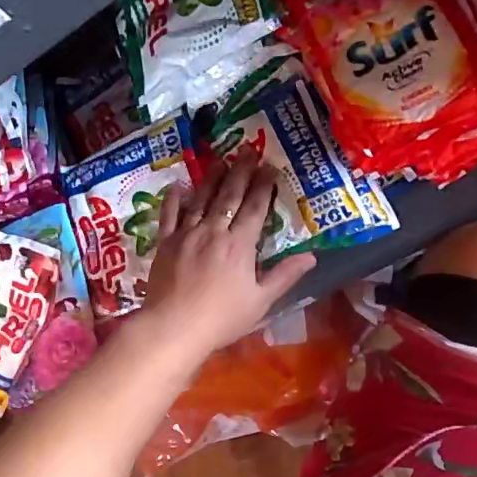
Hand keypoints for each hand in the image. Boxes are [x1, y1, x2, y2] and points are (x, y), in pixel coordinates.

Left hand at [139, 156, 317, 358]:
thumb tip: (312, 256)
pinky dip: (174, 200)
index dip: (264, 186)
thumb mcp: (260, 301)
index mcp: (240, 245)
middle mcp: (214, 231)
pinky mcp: (164, 244)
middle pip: (229, 196)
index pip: (255, 208)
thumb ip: (284, 276)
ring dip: (211, 179)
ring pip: (201, 200)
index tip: (270, 167)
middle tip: (248, 150)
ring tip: (220, 160)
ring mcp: (187, 235)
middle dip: (241, 172)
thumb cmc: (222, 318)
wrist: (174, 326)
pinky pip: (169, 216)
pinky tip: (178, 187)